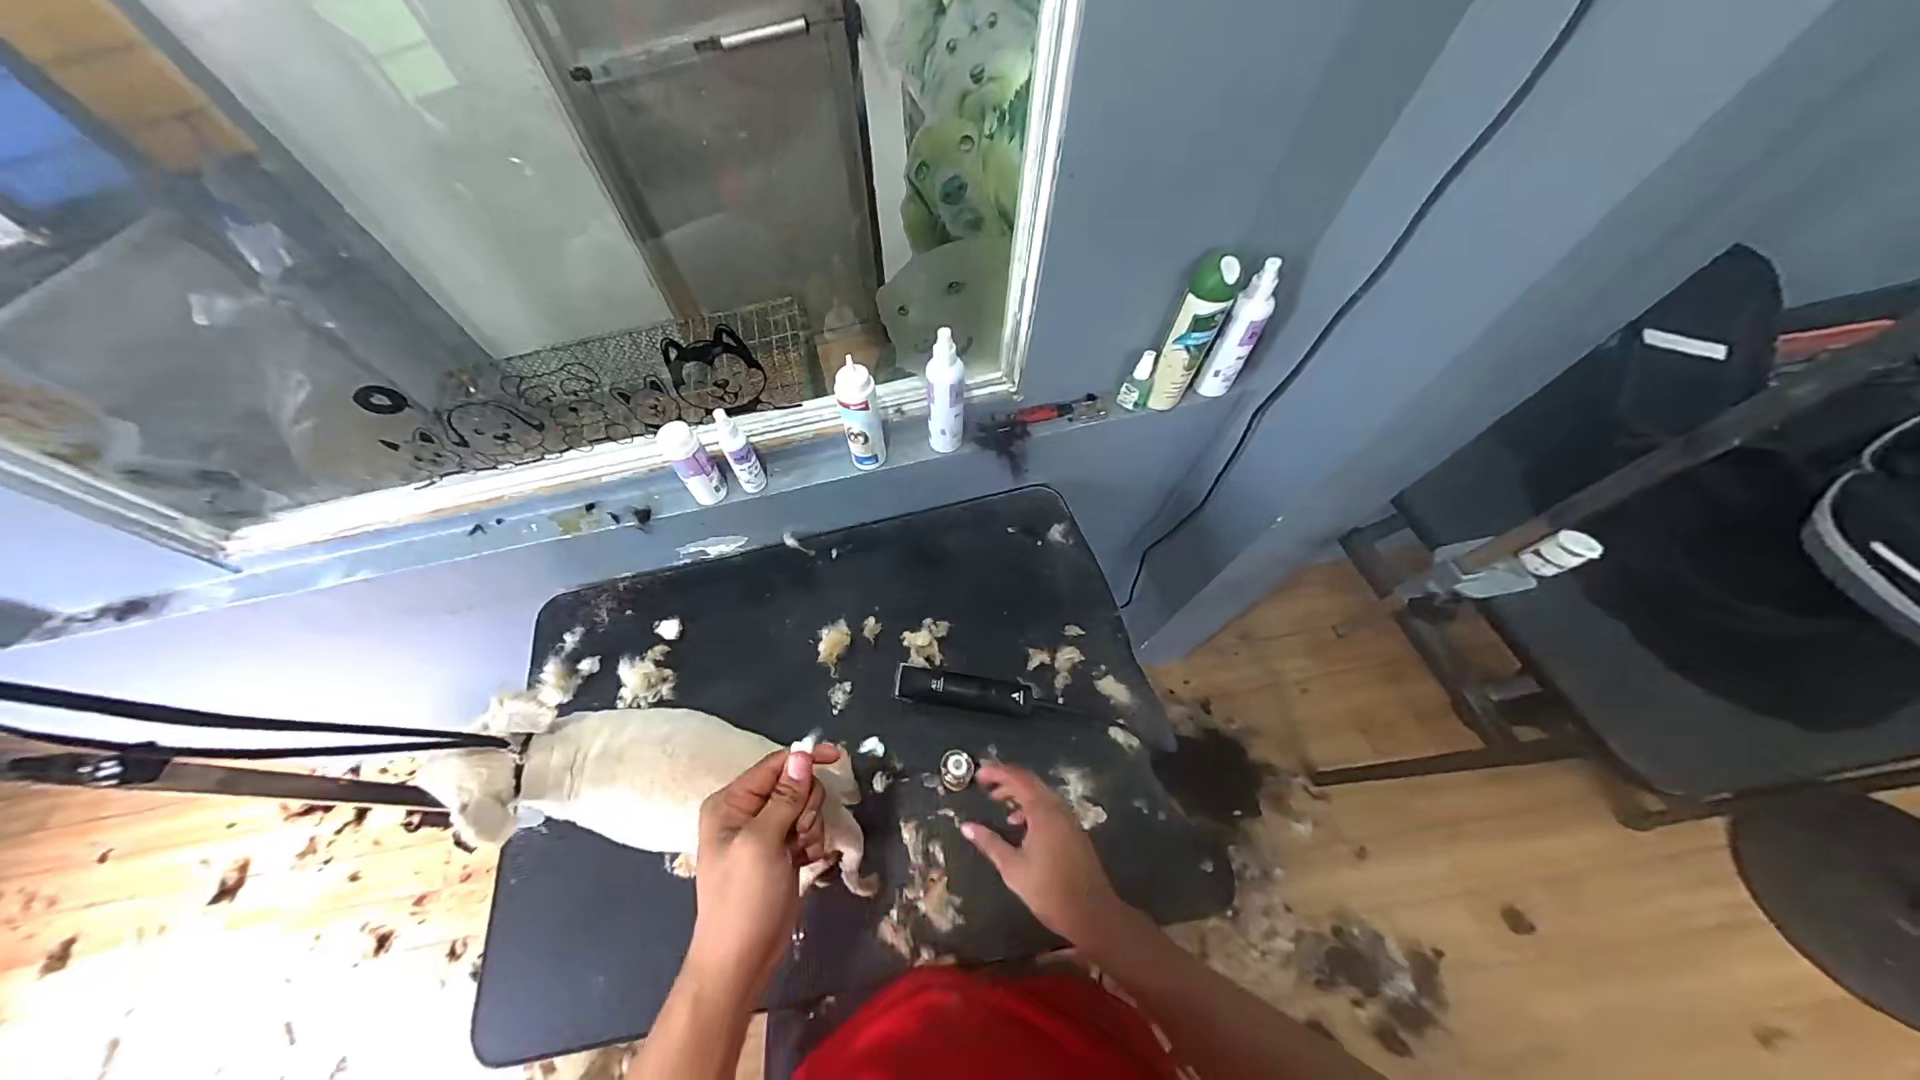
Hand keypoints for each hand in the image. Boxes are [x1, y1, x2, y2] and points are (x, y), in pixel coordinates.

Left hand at [685, 743, 841, 995]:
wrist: (741, 961)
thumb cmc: (743, 900)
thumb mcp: (762, 843)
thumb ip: (784, 797)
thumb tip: (802, 756)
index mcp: (731, 802)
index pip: (775, 765)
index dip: (806, 759)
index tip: (837, 758)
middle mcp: (746, 812)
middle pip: (796, 784)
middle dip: (807, 806)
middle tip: (800, 835)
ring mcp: (765, 833)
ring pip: (806, 807)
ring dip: (812, 828)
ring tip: (800, 854)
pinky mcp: (781, 851)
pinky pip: (809, 829)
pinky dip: (813, 842)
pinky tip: (806, 862)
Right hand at [961, 763, 1130, 946]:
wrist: (1092, 913)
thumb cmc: (1049, 891)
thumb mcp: (1012, 868)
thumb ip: (989, 843)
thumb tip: (966, 826)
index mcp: (1043, 812)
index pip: (1018, 778)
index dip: (997, 772)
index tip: (978, 775)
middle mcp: (1058, 809)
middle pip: (1031, 782)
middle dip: (1007, 780)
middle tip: (986, 786)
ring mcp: (1069, 820)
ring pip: (1042, 794)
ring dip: (1020, 794)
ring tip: (1000, 804)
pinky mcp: (1074, 832)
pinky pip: (1050, 807)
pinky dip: (1032, 807)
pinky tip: (1021, 826)